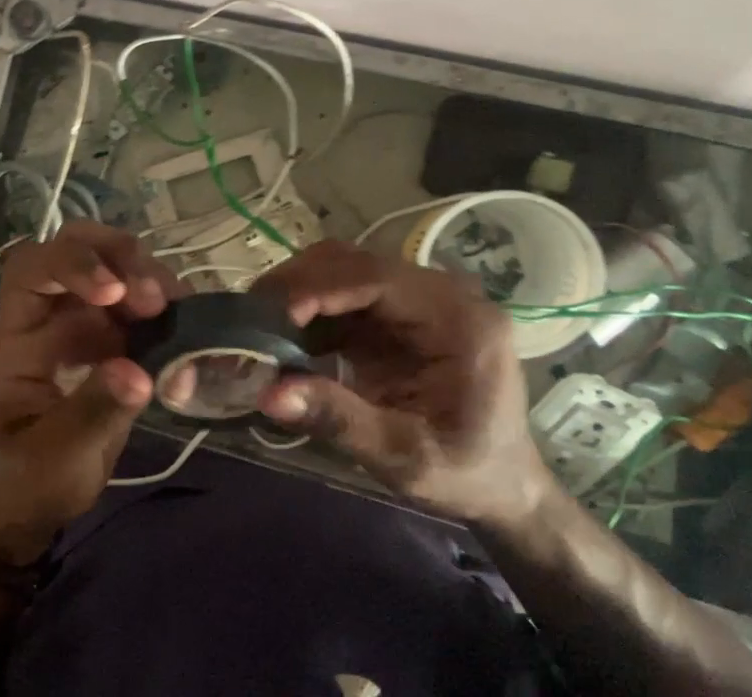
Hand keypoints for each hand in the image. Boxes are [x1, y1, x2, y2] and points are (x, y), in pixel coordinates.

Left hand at [0, 223, 177, 562]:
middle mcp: (48, 317)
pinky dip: (168, 316)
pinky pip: (140, 307)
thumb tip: (137, 371)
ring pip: (114, 270)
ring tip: (179, 315)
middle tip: (156, 296)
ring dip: (150, 282)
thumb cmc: (33, 478)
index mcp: (17, 336)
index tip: (116, 292)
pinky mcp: (112, 340)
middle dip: (117, 256)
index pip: (31, 271)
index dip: (72, 265)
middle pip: (73, 249)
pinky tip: (187, 344)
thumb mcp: (59, 455)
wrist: (38, 504)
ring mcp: (81, 324)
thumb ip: (95, 411)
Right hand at [253, 240, 554, 527]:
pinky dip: (303, 313)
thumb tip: (268, 394)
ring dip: (294, 293)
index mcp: (460, 320)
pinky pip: (337, 297)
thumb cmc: (466, 474)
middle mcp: (439, 296)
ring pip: (338, 271)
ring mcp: (415, 302)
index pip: (376, 278)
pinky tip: (278, 339)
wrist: (503, 489)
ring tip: (255, 327)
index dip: (317, 290)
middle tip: (248, 320)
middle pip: (352, 262)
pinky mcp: (393, 316)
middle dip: (295, 285)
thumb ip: (341, 421)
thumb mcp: (405, 459)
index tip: (267, 317)